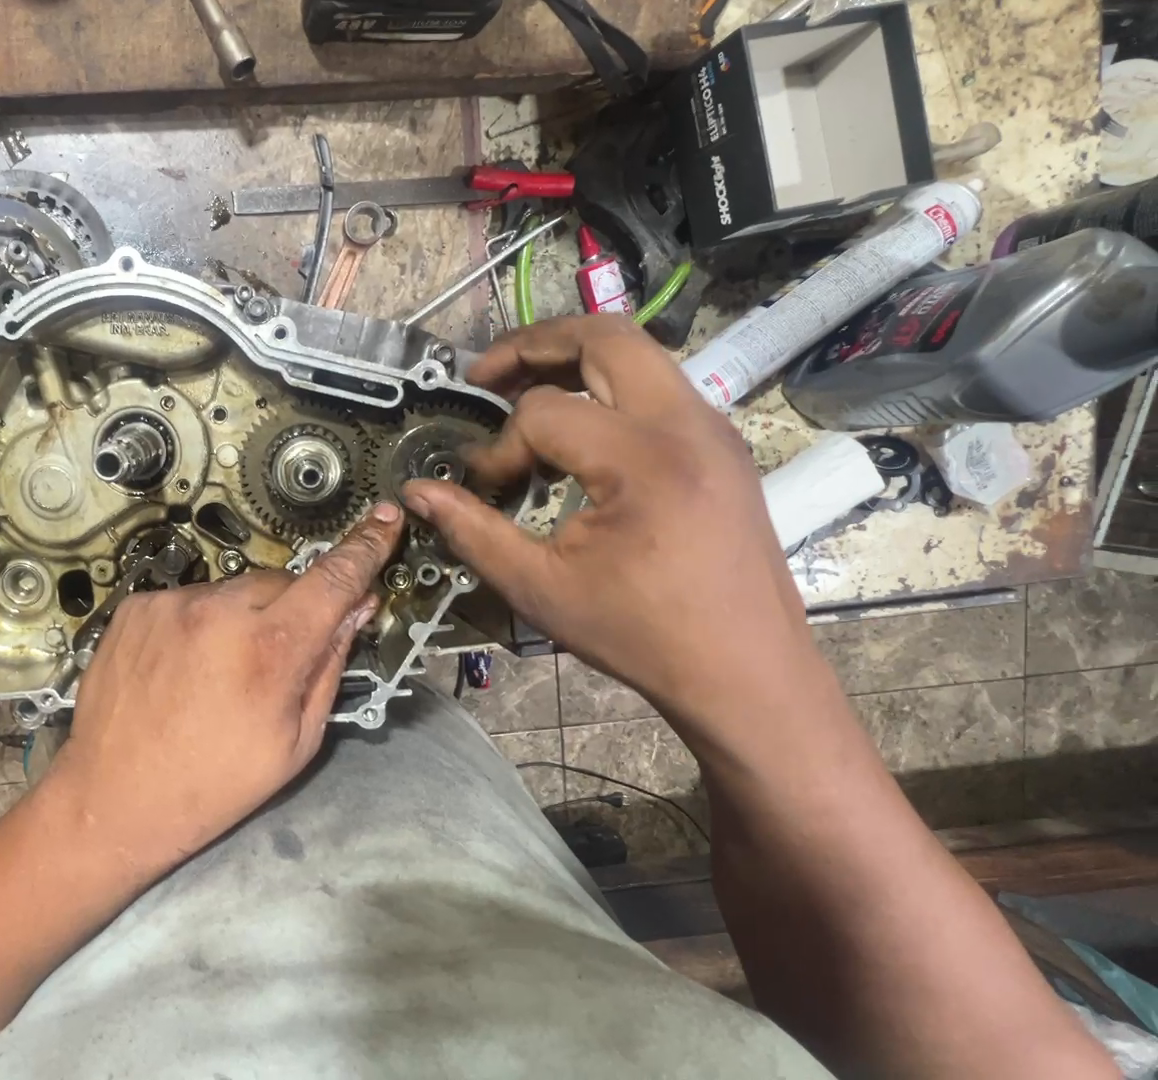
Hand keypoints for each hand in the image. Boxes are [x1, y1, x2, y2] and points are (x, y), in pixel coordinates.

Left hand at [48, 503, 404, 869]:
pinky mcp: (137, 607)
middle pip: (281, 584)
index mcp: (270, 650)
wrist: (114, 797)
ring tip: (217, 674)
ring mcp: (172, 605)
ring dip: (239, 619)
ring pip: (232, 592)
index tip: (384, 519)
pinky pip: (188, 601)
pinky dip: (196, 624)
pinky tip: (183, 667)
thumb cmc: (212, 784)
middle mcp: (220, 612)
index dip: (366, 547)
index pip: (334, 579)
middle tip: (274, 660)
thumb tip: (354, 610)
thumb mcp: (294, 741)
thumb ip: (329, 666)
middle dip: (290, 611)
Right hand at [401, 315, 825, 735]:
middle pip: (603, 336)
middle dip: (532, 344)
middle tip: (483, 375)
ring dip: (570, 359)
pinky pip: (655, 385)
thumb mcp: (540, 589)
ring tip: (519, 389)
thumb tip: (415, 494)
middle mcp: (686, 424)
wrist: (746, 672)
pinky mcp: (720, 444)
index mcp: (644, 460)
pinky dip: (604, 386)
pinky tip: (574, 430)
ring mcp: (712, 428)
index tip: (483, 488)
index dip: (498, 447)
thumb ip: (471, 531)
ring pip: (635, 351)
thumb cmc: (640, 635)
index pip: (545, 413)